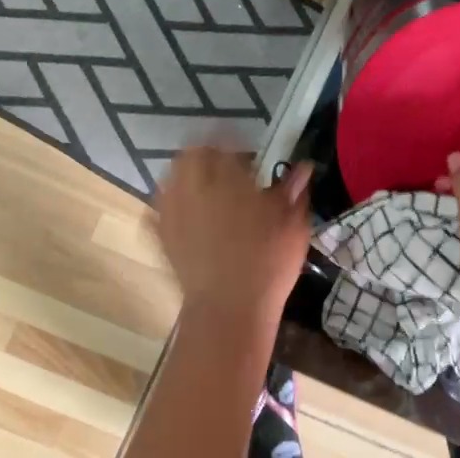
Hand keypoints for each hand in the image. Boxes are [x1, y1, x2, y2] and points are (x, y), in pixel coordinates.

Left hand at [153, 146, 311, 323]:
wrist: (229, 312)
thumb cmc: (267, 266)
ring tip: (202, 187)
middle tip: (224, 168)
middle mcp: (196, 188)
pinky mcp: (162, 238)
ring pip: (171, 178)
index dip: (237, 148)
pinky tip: (182, 214)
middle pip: (191, 155)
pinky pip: (155, 211)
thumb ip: (294, 191)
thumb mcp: (292, 226)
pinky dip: (167, 205)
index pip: (226, 146)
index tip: (249, 160)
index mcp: (228, 178)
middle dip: (206, 155)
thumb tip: (304, 166)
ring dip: (185, 175)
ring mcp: (174, 213)